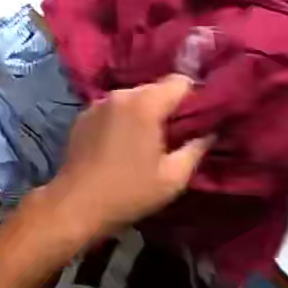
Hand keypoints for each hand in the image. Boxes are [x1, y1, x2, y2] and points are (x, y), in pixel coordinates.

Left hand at [26, 74, 210, 243]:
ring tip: (150, 140)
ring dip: (146, 113)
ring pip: (134, 98)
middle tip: (179, 133)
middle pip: (156, 88)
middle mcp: (121, 94)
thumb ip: (196, 148)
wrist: (75, 205)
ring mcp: (98, 103)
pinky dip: (124, 119)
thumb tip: (211, 132)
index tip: (201, 119)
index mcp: (145, 103)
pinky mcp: (83, 115)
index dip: (195, 97)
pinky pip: (114, 109)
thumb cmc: (129, 192)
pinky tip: (124, 143)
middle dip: (170, 106)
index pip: (180, 82)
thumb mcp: (173, 177)